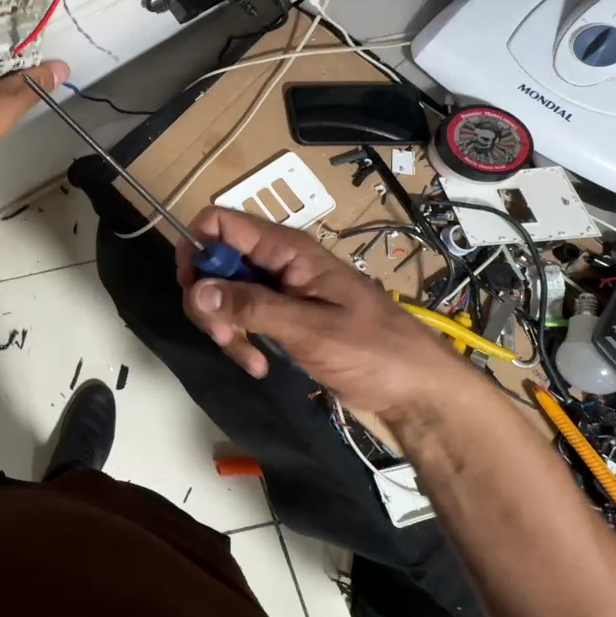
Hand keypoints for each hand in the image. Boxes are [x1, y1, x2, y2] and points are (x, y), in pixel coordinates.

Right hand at [176, 207, 475, 417]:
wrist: (420, 394)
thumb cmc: (376, 353)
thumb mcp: (311, 329)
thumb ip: (251, 306)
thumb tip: (195, 289)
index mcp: (288, 249)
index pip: (219, 222)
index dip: (197, 248)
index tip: (196, 289)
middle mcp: (277, 262)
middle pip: (215, 262)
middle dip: (208, 298)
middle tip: (224, 335)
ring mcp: (279, 290)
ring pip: (223, 293)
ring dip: (223, 325)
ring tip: (248, 358)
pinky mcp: (282, 317)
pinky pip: (242, 317)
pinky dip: (241, 339)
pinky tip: (260, 364)